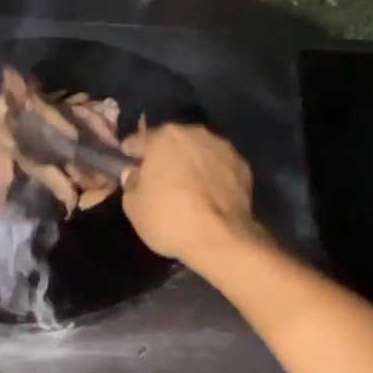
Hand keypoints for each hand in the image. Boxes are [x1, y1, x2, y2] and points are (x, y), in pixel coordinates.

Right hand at [121, 123, 258, 262]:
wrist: (221, 239)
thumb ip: (131, 184)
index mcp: (166, 137)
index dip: (132, 152)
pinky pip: (220, 168)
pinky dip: (214, 176)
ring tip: (188, 186)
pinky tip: (210, 195)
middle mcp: (197, 133)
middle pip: (174, 142)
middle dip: (166, 155)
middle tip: (160, 175)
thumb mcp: (134, 207)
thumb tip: (135, 174)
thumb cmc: (169, 219)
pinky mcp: (244, 167)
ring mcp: (224, 148)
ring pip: (200, 152)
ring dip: (193, 163)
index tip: (128, 160)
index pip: (141, 139)